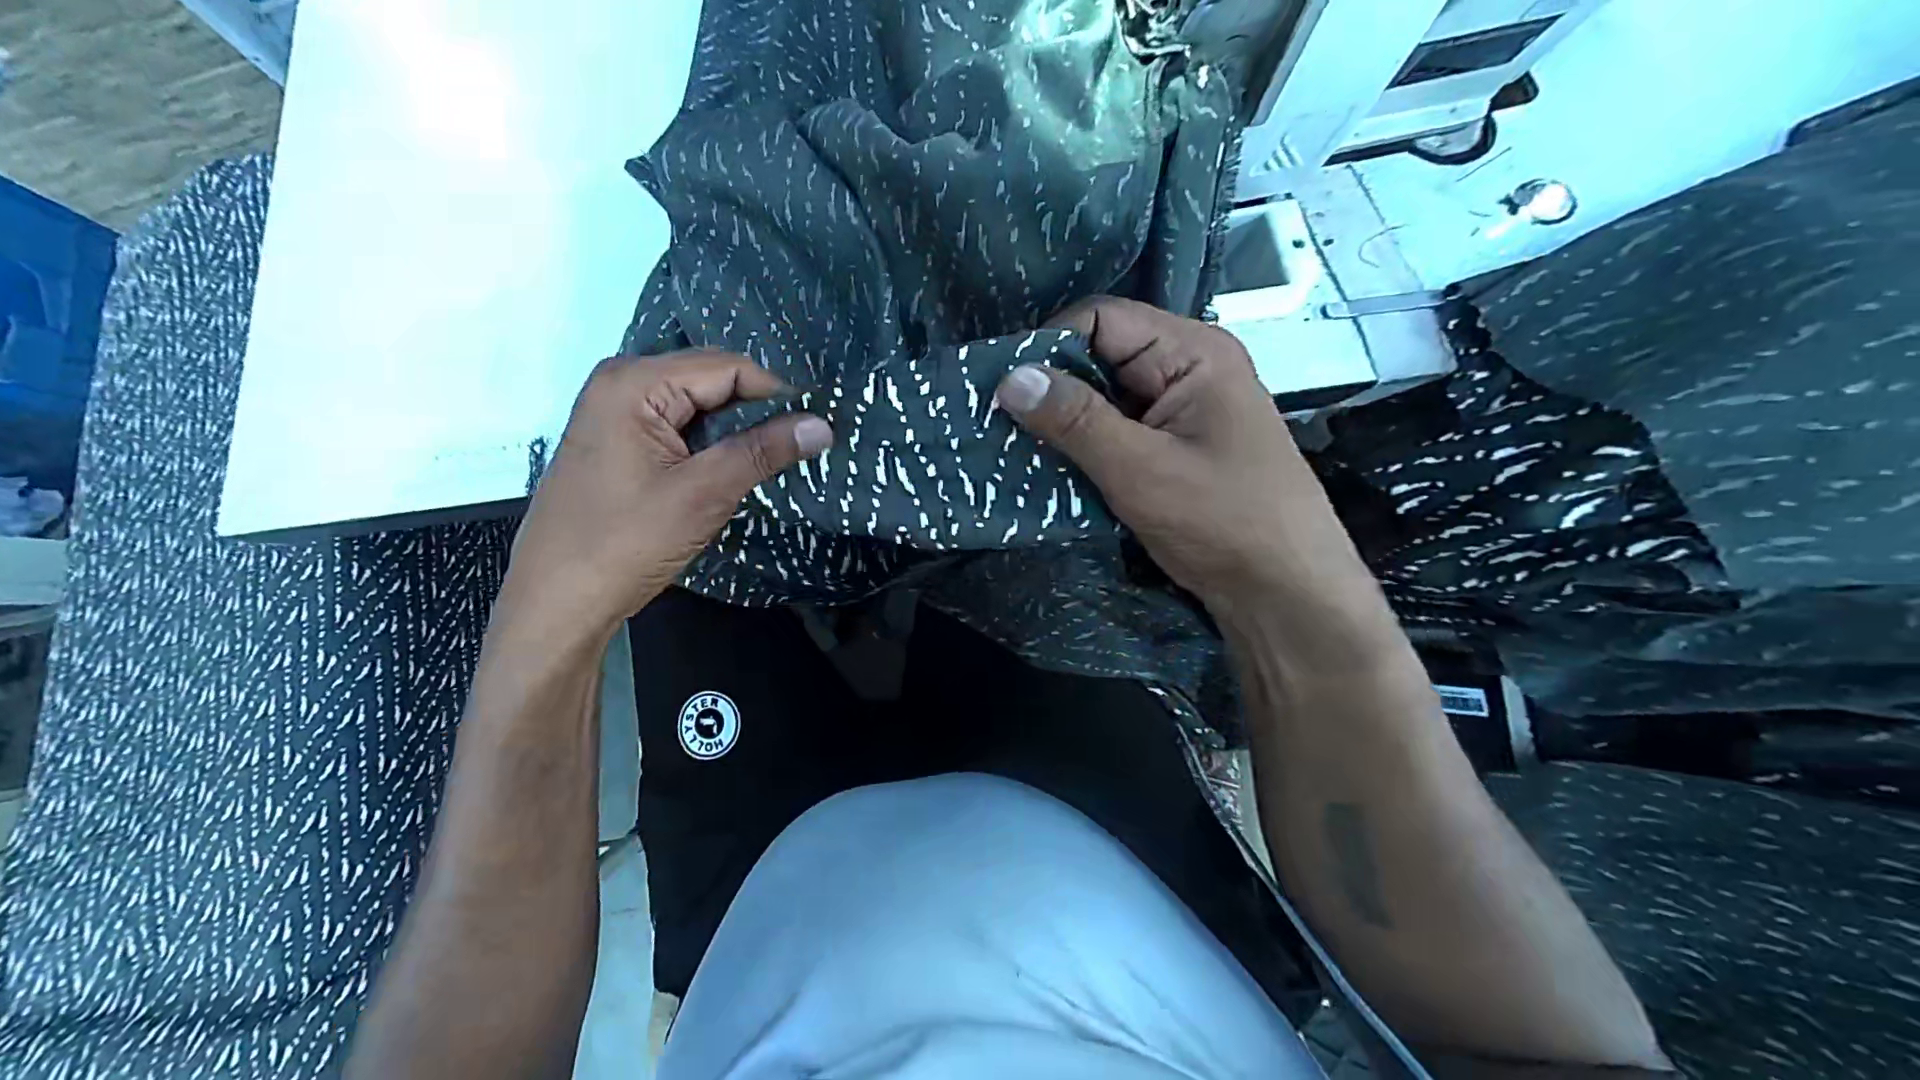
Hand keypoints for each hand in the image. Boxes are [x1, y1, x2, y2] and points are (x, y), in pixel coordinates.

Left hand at [500, 351, 832, 642]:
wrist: (558, 601)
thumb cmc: (626, 542)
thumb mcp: (704, 492)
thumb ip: (764, 450)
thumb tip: (823, 425)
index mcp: (635, 381)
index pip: (729, 367)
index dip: (777, 395)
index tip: (814, 431)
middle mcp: (622, 383)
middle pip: (712, 381)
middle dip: (757, 413)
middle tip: (800, 448)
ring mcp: (617, 412)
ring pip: (699, 407)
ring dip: (735, 432)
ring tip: (771, 462)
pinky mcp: (620, 442)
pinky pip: (679, 428)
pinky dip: (710, 445)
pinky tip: (729, 472)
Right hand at [994, 296, 1370, 612]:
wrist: (1286, 592)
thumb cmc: (1223, 522)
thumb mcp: (1140, 469)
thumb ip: (1075, 420)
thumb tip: (1010, 377)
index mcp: (1192, 352)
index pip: (1101, 319)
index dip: (1049, 344)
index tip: (1003, 387)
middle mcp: (1187, 369)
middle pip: (1101, 356)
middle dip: (1052, 387)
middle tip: (1000, 422)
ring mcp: (1182, 410)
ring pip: (1106, 398)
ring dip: (1065, 422)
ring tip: (1017, 447)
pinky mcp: (1175, 447)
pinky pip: (1119, 431)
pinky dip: (1086, 447)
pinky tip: (1054, 470)